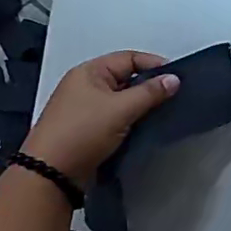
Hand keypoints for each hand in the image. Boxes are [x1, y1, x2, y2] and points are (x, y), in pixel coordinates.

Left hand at [21, 51, 178, 184]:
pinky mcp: (89, 130)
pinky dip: (132, 121)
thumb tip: (174, 80)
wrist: (53, 172)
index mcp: (90, 72)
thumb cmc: (83, 132)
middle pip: (126, 78)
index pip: (129, 58)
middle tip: (175, 98)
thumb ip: (149, 93)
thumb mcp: (120, 109)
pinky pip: (117, 118)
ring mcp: (87, 109)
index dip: (154, 65)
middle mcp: (87, 86)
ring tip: (166, 113)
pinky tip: (147, 129)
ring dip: (142, 106)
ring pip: (122, 100)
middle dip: (150, 87)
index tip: (178, 79)